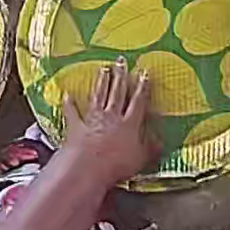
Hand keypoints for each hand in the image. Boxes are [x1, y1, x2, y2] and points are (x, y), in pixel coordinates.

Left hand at [60, 58, 156, 185]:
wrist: (87, 168)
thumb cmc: (116, 164)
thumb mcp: (141, 158)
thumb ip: (151, 148)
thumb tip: (162, 141)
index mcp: (129, 123)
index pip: (138, 101)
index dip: (142, 87)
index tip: (143, 73)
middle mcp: (112, 117)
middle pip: (117, 93)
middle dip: (120, 76)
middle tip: (121, 61)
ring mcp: (93, 120)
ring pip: (99, 97)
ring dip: (101, 82)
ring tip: (103, 68)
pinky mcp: (76, 127)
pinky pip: (73, 113)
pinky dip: (70, 104)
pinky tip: (67, 95)